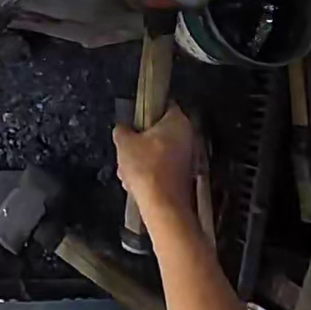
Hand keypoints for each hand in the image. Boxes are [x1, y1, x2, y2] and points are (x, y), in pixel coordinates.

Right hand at [113, 106, 195, 224]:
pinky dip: (149, 171)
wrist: (162, 205)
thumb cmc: (146, 168)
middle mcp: (188, 136)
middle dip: (140, 139)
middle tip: (127, 147)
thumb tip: (122, 129)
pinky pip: (162, 166)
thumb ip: (122, 130)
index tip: (133, 118)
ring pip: (157, 150)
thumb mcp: (124, 142)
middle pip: (158, 130)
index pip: (163, 104)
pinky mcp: (183, 175)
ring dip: (141, 157)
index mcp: (177, 121)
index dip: (145, 109)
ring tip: (127, 169)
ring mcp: (188, 156)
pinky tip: (135, 182)